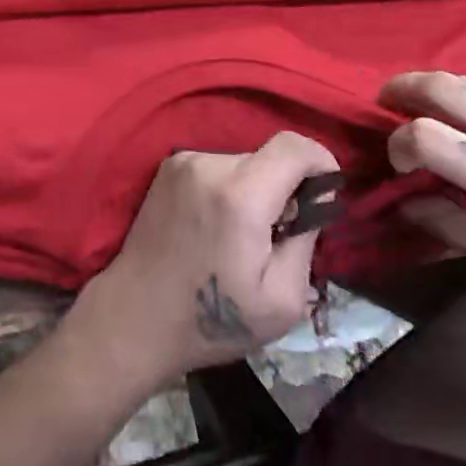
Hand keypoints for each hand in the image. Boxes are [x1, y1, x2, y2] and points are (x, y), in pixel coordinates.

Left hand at [67, 132, 339, 388]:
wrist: (138, 314)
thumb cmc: (214, 320)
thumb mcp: (284, 299)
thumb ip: (306, 238)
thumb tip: (318, 197)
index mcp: (240, 195)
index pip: (294, 146)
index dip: (321, 163)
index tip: (327, 194)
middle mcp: (209, 165)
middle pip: (267, 157)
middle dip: (285, 188)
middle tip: (280, 233)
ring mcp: (183, 161)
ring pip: (242, 162)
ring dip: (254, 189)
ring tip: (242, 235)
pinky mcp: (167, 166)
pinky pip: (216, 166)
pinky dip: (228, 187)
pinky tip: (216, 225)